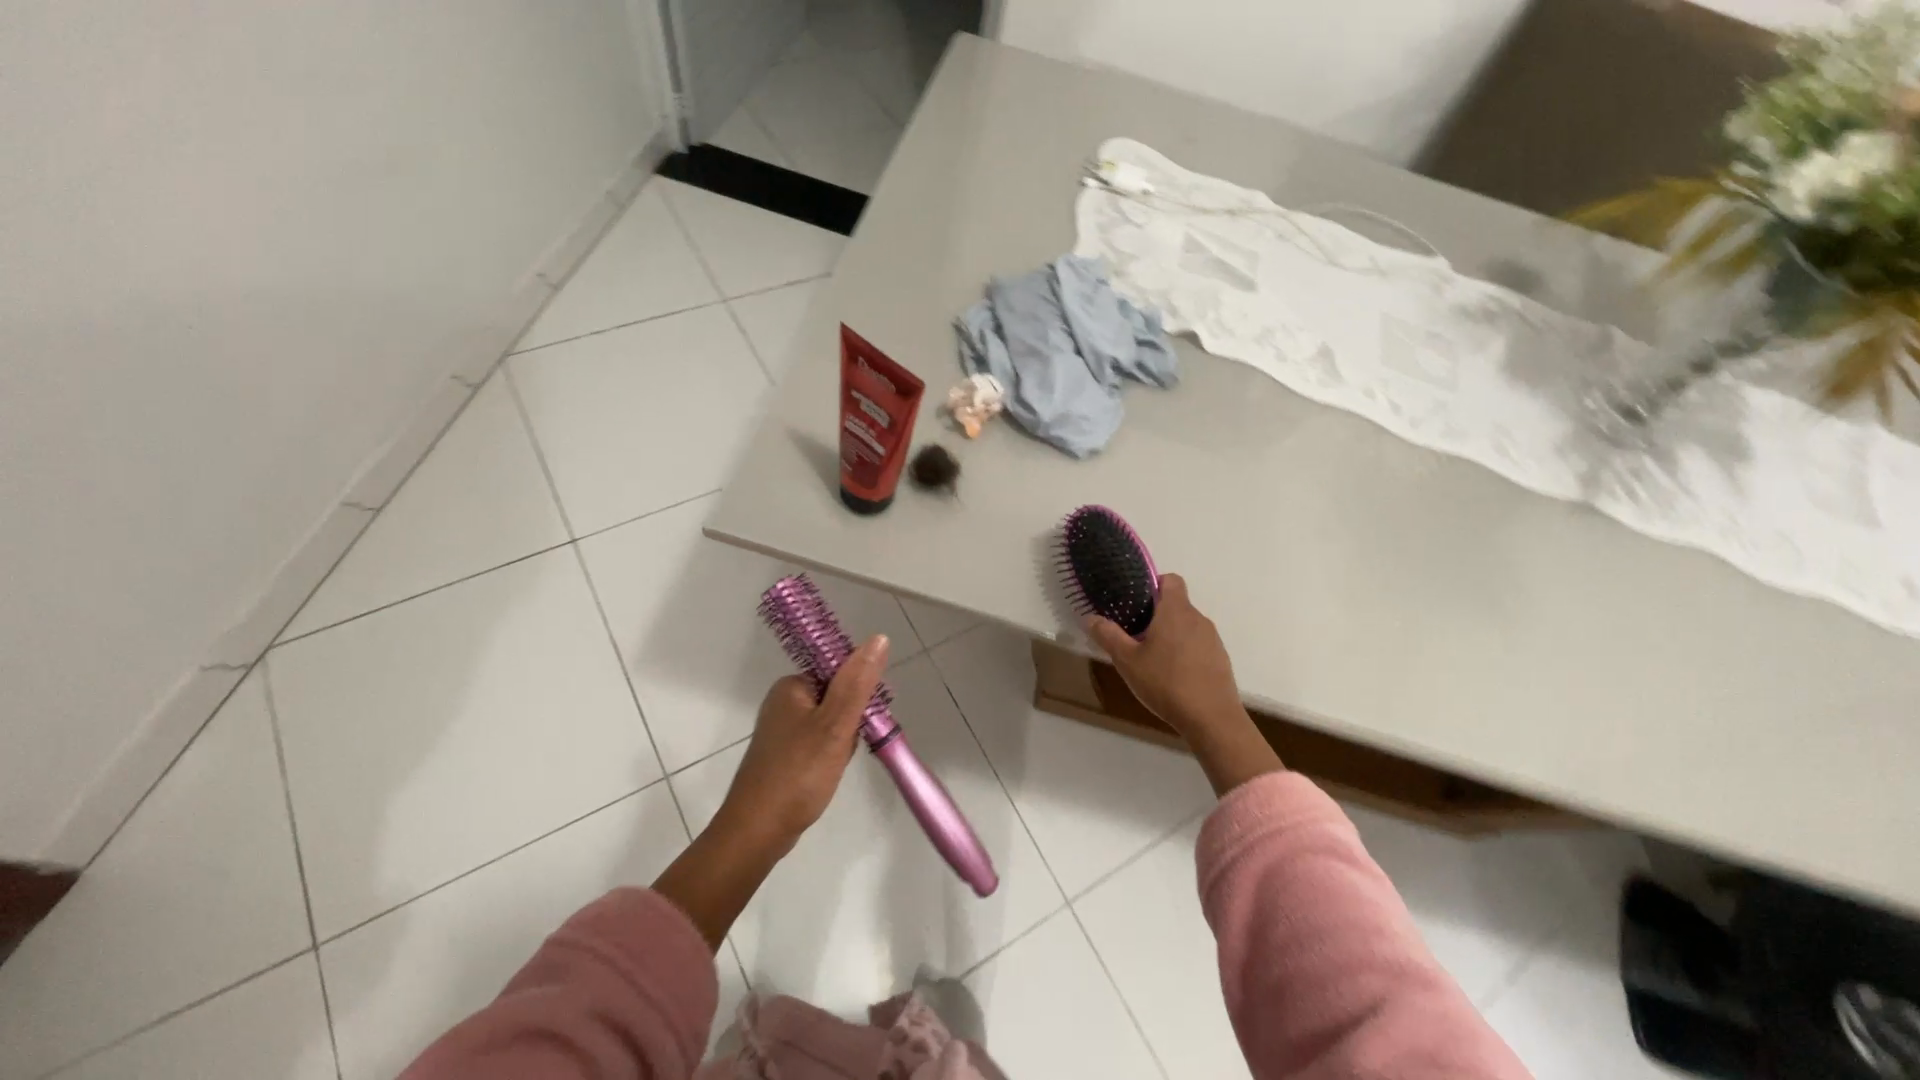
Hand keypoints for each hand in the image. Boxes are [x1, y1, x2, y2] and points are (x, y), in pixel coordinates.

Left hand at [712, 634, 889, 852]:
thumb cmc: (798, 774)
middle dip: (849, 725)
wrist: (758, 831)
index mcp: (791, 686)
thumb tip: (880, 638)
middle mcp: (783, 702)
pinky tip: (824, 776)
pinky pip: (818, 745)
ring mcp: (781, 730)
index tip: (855, 725)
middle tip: (841, 751)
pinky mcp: (783, 755)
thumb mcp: (835, 725)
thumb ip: (858, 683)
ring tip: (832, 767)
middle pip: (837, 700)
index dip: (856, 698)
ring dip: (841, 744)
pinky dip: (828, 759)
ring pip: (830, 725)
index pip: (840, 674)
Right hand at [1085, 574, 1282, 795]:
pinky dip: (1185, 652)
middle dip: (1156, 615)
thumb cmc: (1166, 683)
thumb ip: (1108, 636)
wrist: (1211, 718)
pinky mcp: (1220, 659)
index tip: (1136, 602)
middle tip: (1134, 634)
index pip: (1171, 580)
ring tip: (1152, 658)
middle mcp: (1198, 619)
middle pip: (1177, 604)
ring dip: (1170, 635)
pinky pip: (1198, 645)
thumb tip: (1091, 618)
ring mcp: (1213, 639)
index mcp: (1176, 611)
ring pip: (1187, 626)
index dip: (1153, 584)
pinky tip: (1172, 676)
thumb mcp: (1127, 661)